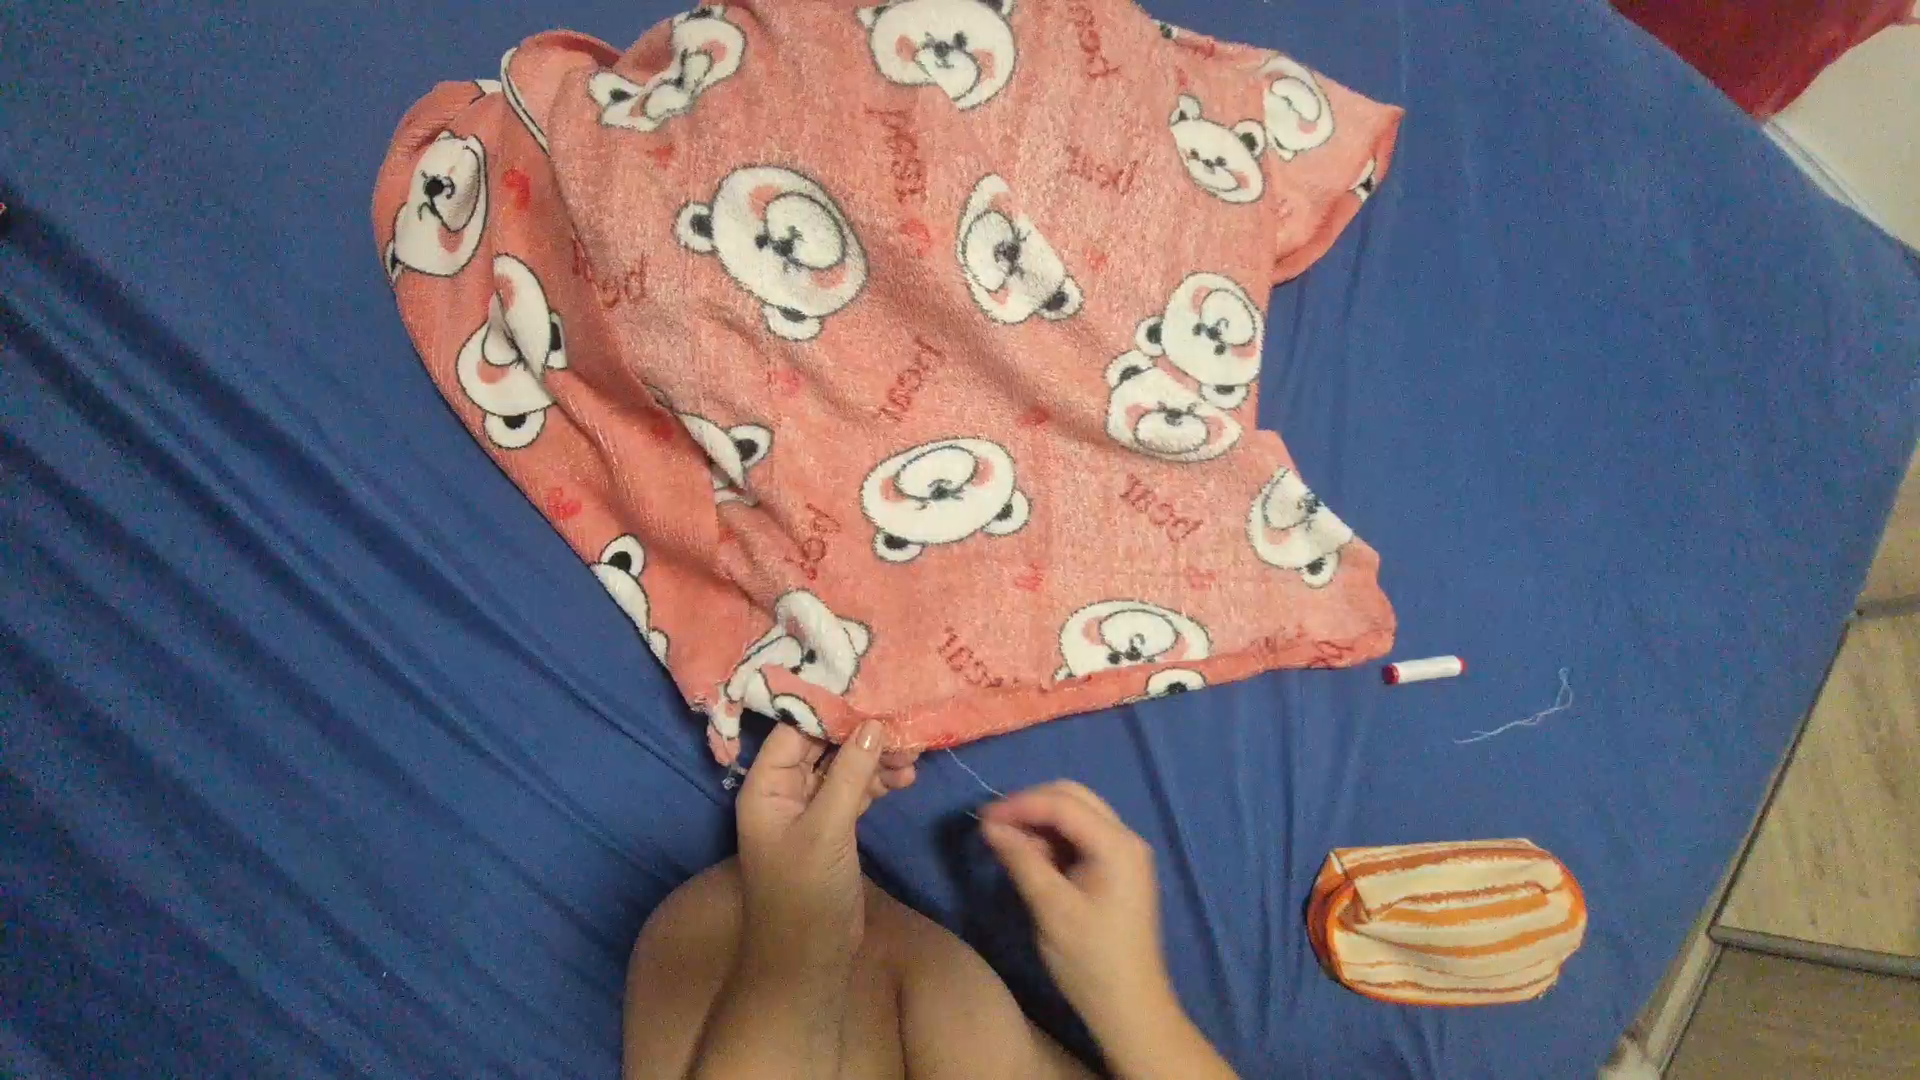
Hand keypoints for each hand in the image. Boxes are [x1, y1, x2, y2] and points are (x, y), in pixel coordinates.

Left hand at [734, 721, 917, 972]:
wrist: (809, 961)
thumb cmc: (804, 893)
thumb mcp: (827, 829)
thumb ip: (849, 774)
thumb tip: (874, 724)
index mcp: (767, 785)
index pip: (796, 730)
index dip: (831, 709)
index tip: (870, 690)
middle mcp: (785, 789)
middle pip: (824, 744)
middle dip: (862, 735)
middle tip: (903, 728)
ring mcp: (811, 807)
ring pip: (845, 765)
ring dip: (877, 759)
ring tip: (911, 759)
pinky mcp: (835, 823)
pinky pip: (857, 787)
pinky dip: (879, 781)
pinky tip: (905, 779)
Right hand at [977, 782, 1173, 1031]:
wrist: (1130, 1010)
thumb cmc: (1092, 961)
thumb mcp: (1051, 909)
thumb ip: (1022, 860)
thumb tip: (990, 825)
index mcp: (1117, 844)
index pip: (1063, 803)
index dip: (1020, 805)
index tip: (983, 817)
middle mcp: (1124, 837)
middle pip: (1072, 797)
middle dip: (1030, 806)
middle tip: (994, 825)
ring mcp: (1122, 851)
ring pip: (1074, 813)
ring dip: (1040, 821)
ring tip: (1009, 844)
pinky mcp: (1114, 866)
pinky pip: (1078, 835)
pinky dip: (1052, 838)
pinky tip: (1031, 856)